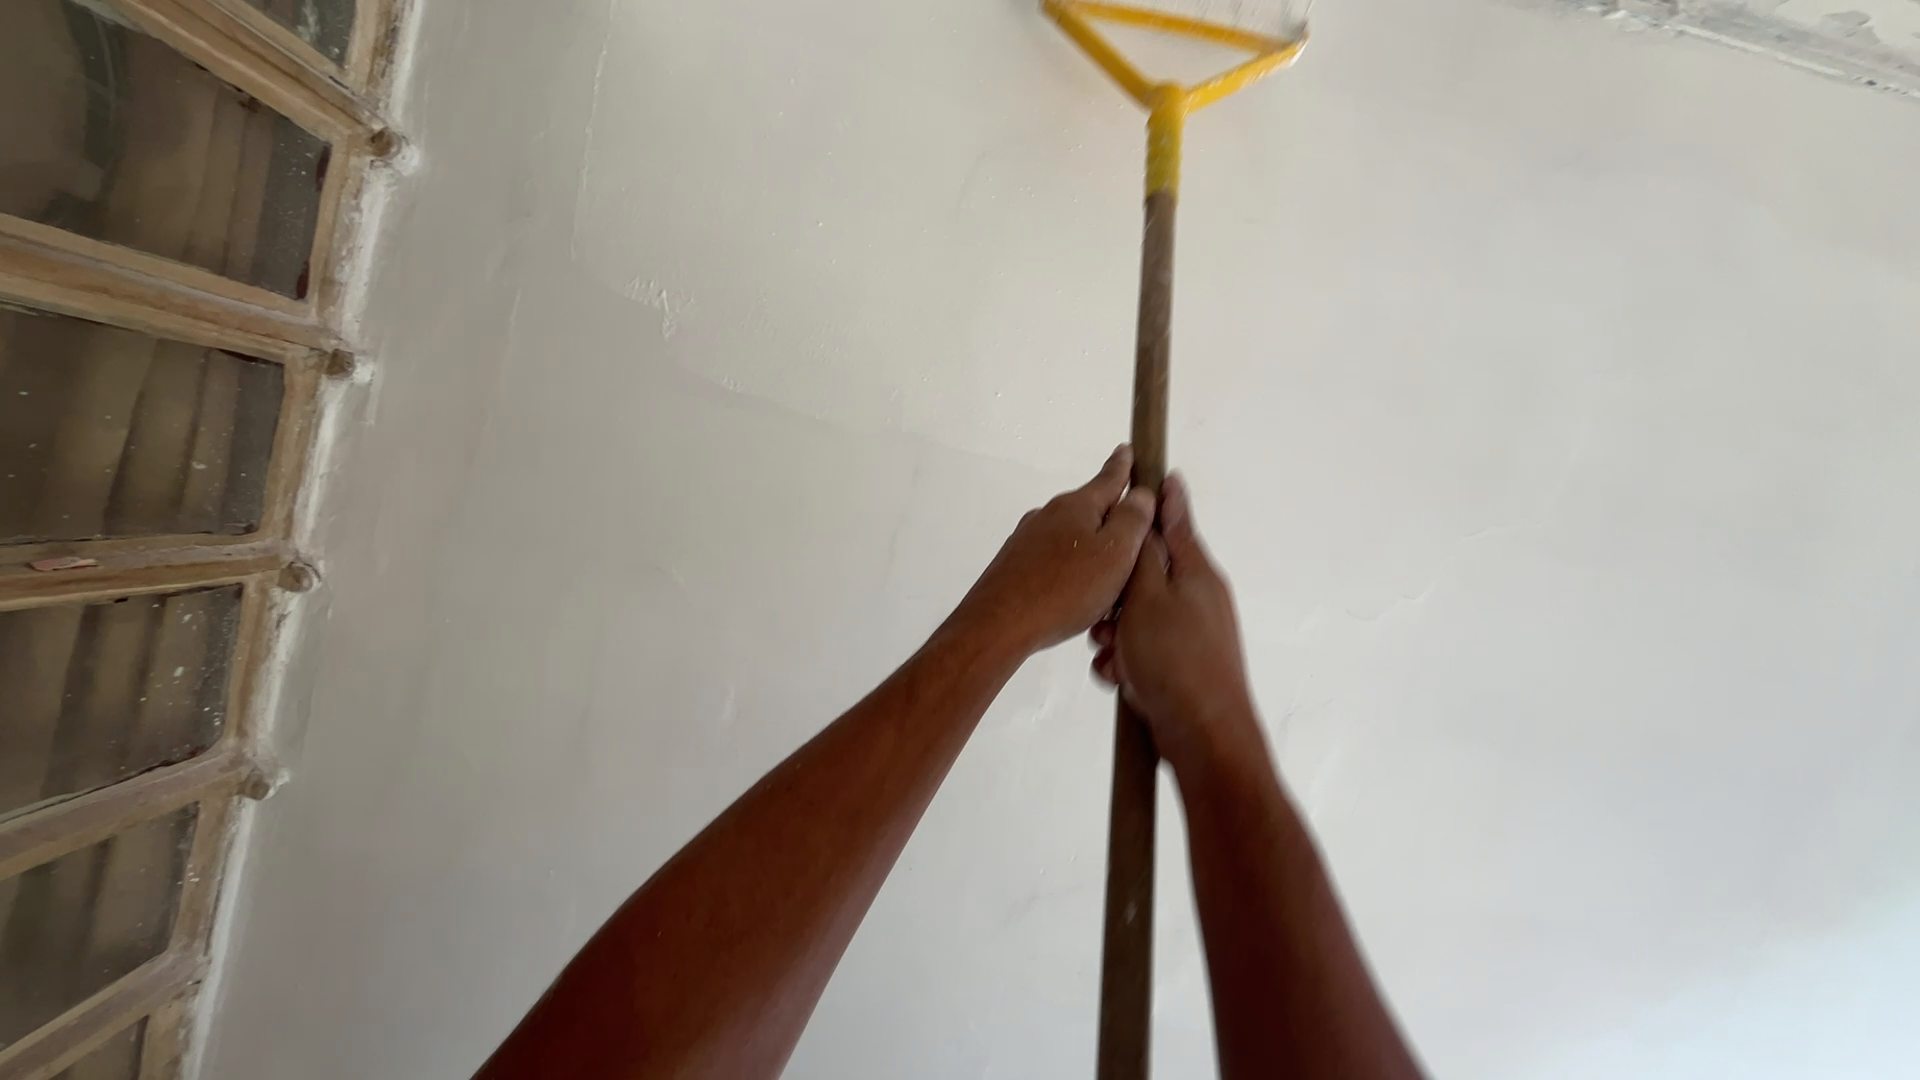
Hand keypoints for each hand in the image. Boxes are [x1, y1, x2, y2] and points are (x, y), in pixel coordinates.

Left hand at [952, 445, 1156, 657]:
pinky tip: (1077, 592)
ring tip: (1110, 577)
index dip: (1123, 466)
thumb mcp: (1115, 554)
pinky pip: (1054, 559)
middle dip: (1111, 519)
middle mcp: (1049, 515)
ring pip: (1071, 537)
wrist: (999, 624)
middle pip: (1089, 509)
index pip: (1109, 478)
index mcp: (1077, 506)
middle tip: (1135, 537)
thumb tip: (1140, 492)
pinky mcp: (1016, 564)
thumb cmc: (1065, 589)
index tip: (1127, 449)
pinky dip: (1071, 569)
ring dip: (1091, 549)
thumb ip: (1132, 521)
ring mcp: (1028, 539)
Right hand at [1089, 474, 1262, 771]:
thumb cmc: (1173, 657)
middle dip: (1114, 592)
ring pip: (1136, 615)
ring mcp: (1189, 634)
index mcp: (1196, 572)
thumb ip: (1148, 549)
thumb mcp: (1149, 595)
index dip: (1156, 499)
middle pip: (1145, 574)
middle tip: (1103, 613)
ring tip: (1108, 652)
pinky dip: (1124, 659)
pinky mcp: (1178, 665)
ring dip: (1114, 631)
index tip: (1140, 475)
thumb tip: (1166, 493)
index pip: (1174, 521)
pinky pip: (1141, 649)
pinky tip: (1117, 677)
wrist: (1201, 735)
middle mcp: (1196, 598)